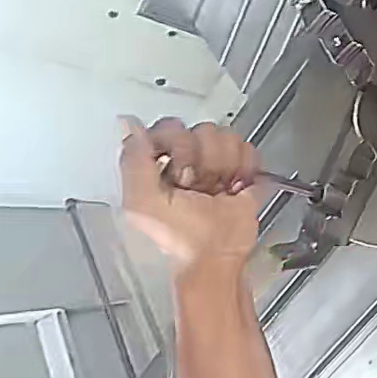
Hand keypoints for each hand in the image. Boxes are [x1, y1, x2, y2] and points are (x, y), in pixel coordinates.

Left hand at [120, 116, 269, 275]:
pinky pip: (248, 149)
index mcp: (159, 160)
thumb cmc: (181, 236)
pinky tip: (236, 187)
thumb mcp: (142, 202)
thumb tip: (128, 122)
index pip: (170, 127)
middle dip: (204, 161)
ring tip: (219, 189)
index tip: (178, 175)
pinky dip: (246, 170)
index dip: (177, 147)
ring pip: (227, 137)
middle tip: (199, 186)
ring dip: (226, 167)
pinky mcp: (244, 170)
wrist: (218, 255)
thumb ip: (133, 159)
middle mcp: (188, 157)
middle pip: (202, 130)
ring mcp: (217, 163)